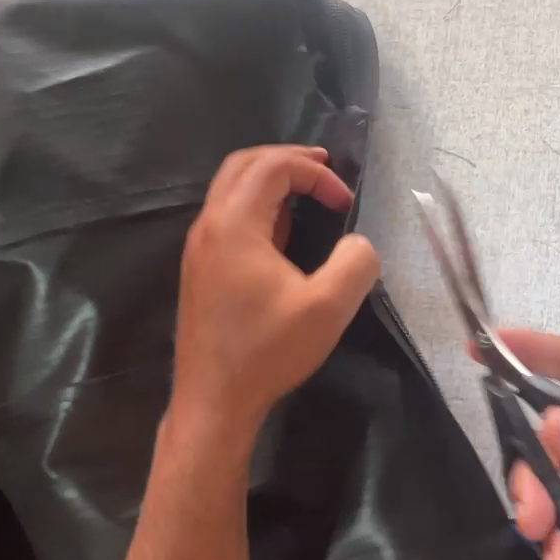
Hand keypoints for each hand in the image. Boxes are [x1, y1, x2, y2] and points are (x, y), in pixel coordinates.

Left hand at [172, 145, 379, 428]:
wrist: (214, 399)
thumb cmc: (268, 351)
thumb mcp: (328, 308)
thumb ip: (356, 264)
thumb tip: (359, 245)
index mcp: (235, 225)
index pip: (273, 167)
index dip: (315, 173)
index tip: (345, 204)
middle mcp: (210, 227)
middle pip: (243, 165)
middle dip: (287, 160)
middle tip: (324, 168)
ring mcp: (200, 250)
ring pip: (231, 190)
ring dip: (271, 181)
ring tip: (308, 193)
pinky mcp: (202, 271)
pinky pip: (229, 218)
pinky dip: (259, 207)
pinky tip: (284, 232)